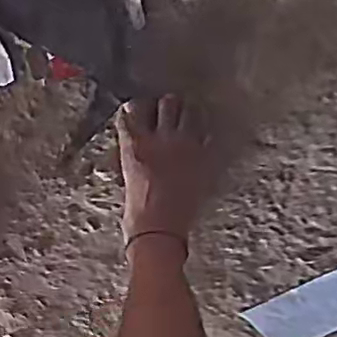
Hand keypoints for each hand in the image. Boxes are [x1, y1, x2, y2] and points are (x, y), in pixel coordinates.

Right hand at [119, 95, 216, 246]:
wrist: (159, 231)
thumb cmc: (135, 213)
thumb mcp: (127, 181)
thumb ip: (135, 160)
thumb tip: (138, 152)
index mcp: (135, 147)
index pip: (132, 114)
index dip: (132, 109)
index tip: (132, 107)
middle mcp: (162, 140)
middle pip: (168, 105)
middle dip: (165, 105)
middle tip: (163, 109)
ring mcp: (188, 147)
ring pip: (191, 113)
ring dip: (186, 113)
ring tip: (182, 117)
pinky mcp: (207, 157)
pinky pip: (209, 134)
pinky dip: (203, 133)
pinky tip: (199, 137)